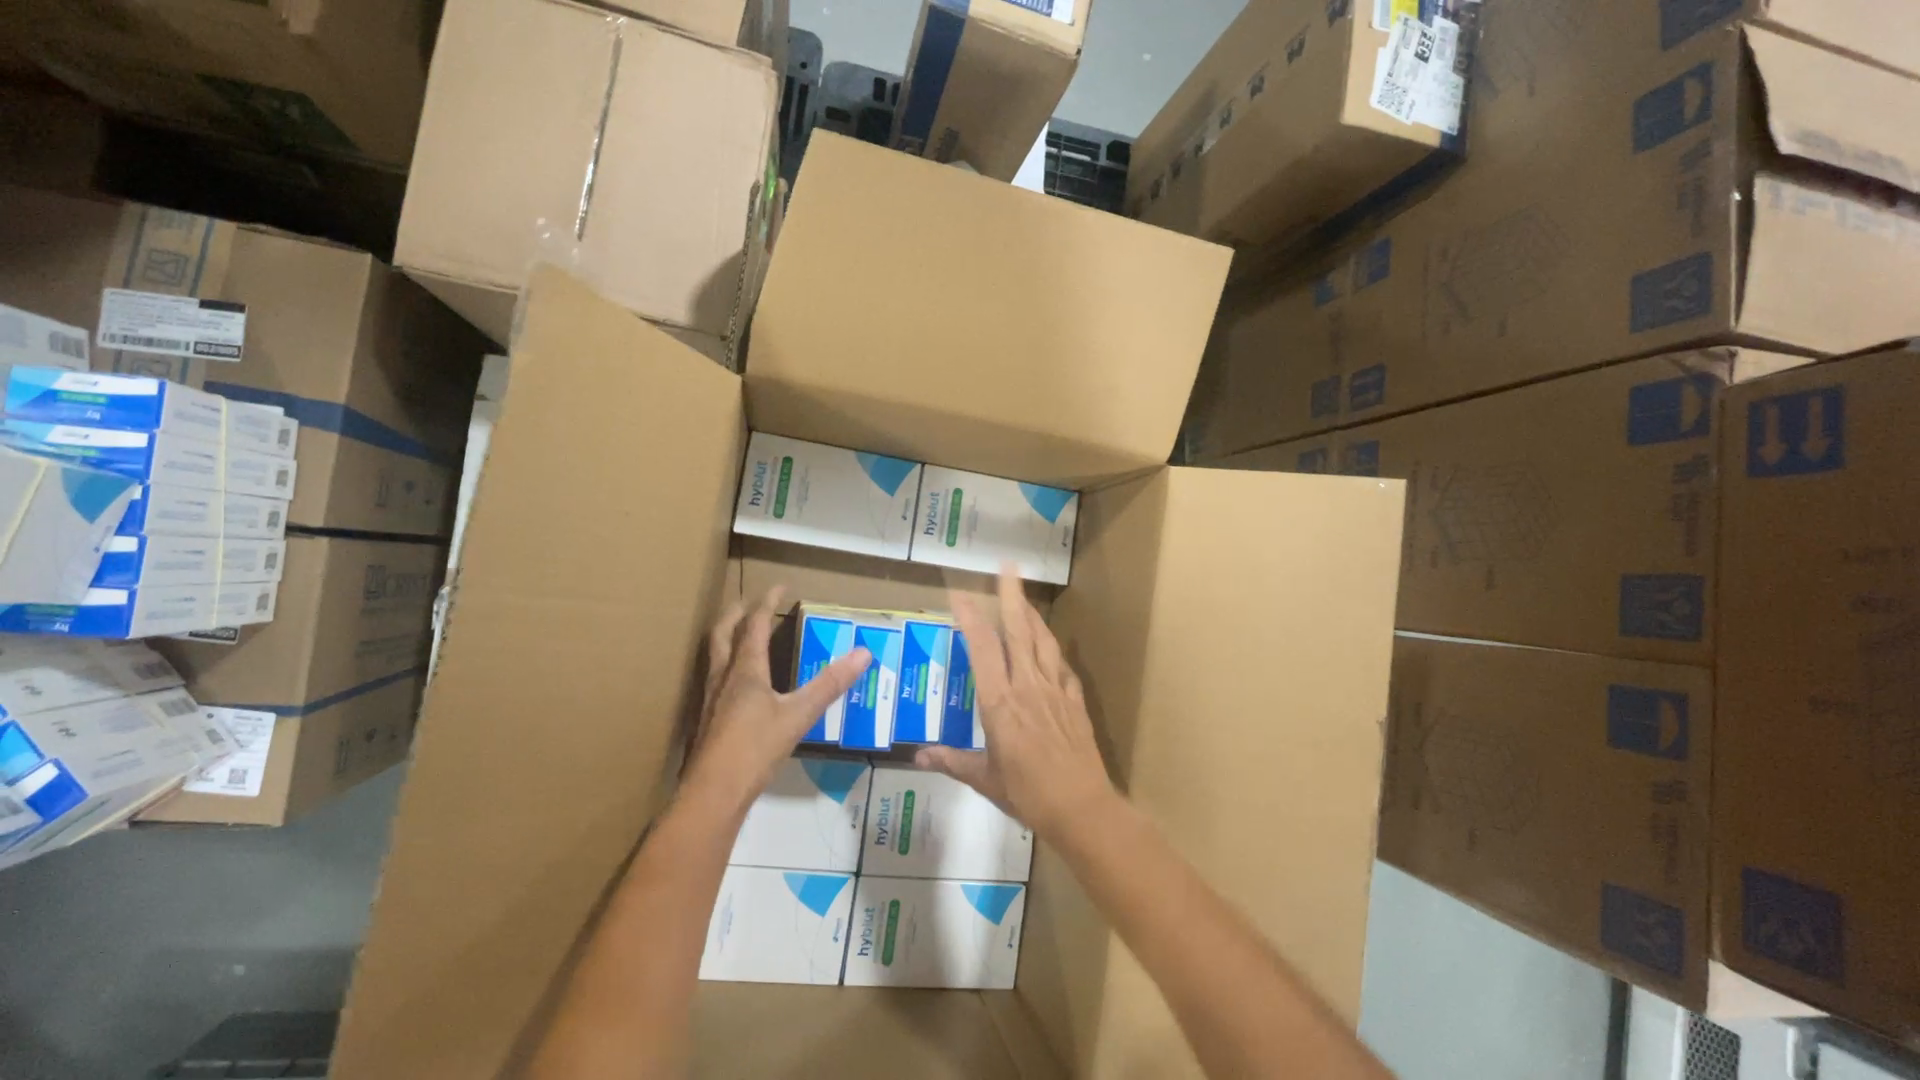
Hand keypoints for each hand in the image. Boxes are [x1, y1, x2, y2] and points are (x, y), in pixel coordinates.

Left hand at [686, 587, 870, 811]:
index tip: (781, 587)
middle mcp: (723, 677)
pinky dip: (726, 665)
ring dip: (727, 637)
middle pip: (723, 633)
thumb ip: (829, 684)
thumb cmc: (755, 749)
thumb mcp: (799, 715)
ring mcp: (711, 699)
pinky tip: (737, 685)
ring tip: (740, 635)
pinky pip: (715, 679)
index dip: (767, 603)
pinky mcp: (707, 720)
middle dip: (737, 613)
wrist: (713, 792)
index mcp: (745, 670)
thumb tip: (863, 653)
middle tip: (751, 602)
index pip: (754, 624)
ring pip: (715, 656)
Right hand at [914, 566, 1116, 838]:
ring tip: (1025, 596)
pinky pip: (1063, 667)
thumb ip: (952, 761)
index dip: (972, 619)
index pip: (983, 650)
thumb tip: (917, 756)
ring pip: (1043, 642)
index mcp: (1000, 704)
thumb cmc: (1028, 794)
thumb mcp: (984, 779)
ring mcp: (1055, 692)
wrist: (1082, 808)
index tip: (961, 594)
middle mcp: (1027, 688)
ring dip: (1033, 615)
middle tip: (1009, 566)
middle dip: (1012, 596)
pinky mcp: (1075, 702)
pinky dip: (1054, 650)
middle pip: (1019, 632)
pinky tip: (1051, 646)